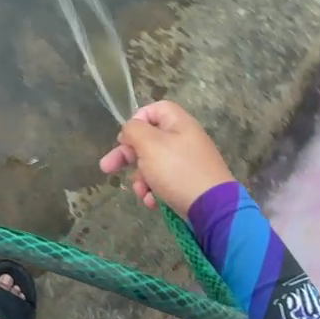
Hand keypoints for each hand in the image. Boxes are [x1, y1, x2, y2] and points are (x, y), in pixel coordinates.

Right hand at [98, 100, 235, 216]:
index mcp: (178, 124)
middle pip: (148, 140)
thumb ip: (133, 130)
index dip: (136, 120)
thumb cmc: (178, 170)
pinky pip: (163, 182)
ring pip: (152, 164)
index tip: (125, 137)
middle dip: (126, 156)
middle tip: (107, 168)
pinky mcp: (187, 184)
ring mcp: (186, 163)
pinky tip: (153, 202)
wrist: (212, 209)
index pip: (154, 109)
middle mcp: (183, 140)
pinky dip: (154, 191)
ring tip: (141, 192)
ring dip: (140, 178)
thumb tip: (129, 131)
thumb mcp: (150, 144)